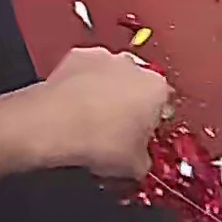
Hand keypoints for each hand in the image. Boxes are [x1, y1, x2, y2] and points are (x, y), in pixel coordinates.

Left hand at [0, 48, 170, 176]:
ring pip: (113, 75)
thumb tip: (140, 161)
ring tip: (93, 118)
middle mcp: (134, 65)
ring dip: (108, 91)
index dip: (155, 123)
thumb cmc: (100, 140)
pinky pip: (87, 70)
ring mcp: (105, 56)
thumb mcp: (136, 167)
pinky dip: (84, 83)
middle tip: (118, 130)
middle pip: (139, 86)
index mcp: (156, 89)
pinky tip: (75, 105)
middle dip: (131, 104)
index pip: (164, 105)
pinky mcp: (79, 54)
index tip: (144, 137)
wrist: (57, 122)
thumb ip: (146, 160)